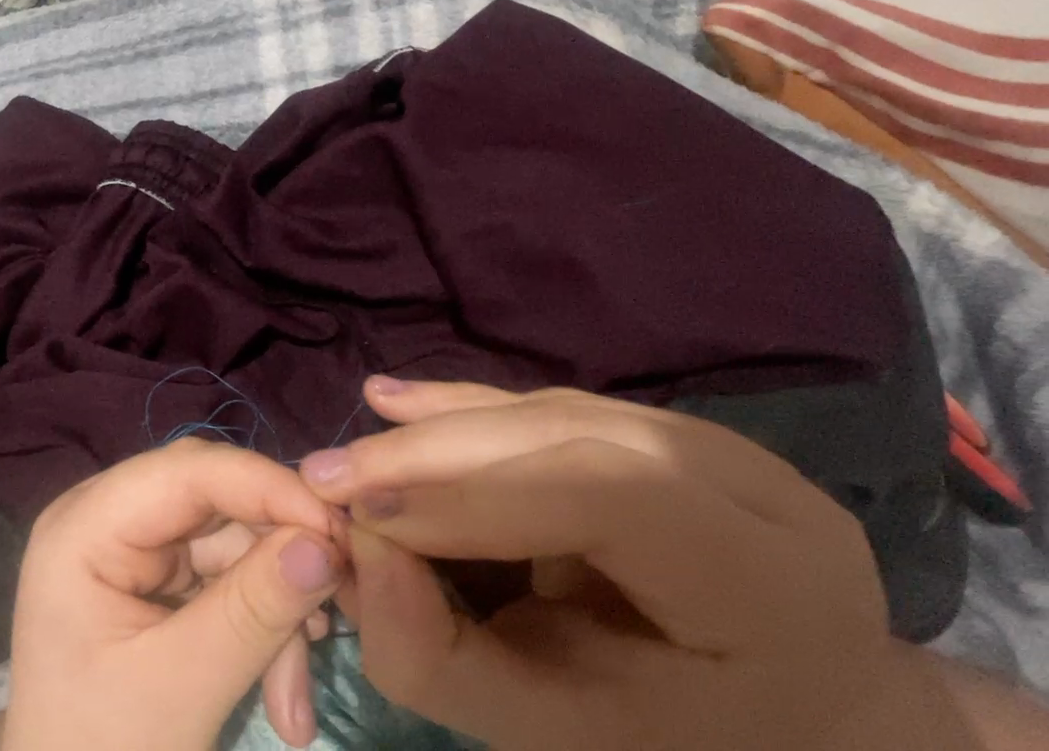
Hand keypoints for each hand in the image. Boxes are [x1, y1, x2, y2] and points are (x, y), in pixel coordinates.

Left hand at [3, 439, 345, 750]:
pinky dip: (262, 628)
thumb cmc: (102, 747)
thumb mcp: (181, 686)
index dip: (267, 487)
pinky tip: (282, 692)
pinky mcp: (157, 578)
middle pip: (216, 502)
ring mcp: (132, 546)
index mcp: (84, 527)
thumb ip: (254, 610)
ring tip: (292, 703)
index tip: (339, 532)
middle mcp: (105, 517)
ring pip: (234, 545)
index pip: (186, 470)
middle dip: (274, 564)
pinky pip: (228, 578)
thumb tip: (326, 544)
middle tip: (333, 615)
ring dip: (275, 616)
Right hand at [297, 379, 981, 750]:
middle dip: (431, 454)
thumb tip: (357, 550)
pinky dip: (460, 410)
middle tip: (325, 478)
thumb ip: (445, 659)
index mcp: (766, 582)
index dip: (478, 495)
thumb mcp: (556, 735)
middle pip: (567, 434)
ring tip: (349, 457)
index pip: (613, 498)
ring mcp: (706, 441)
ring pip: (544, 411)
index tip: (363, 515)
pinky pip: (542, 408)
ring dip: (435, 429)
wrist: (792, 710)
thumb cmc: (675, 739)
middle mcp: (750, 487)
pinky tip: (395, 402)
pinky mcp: (654, 425)